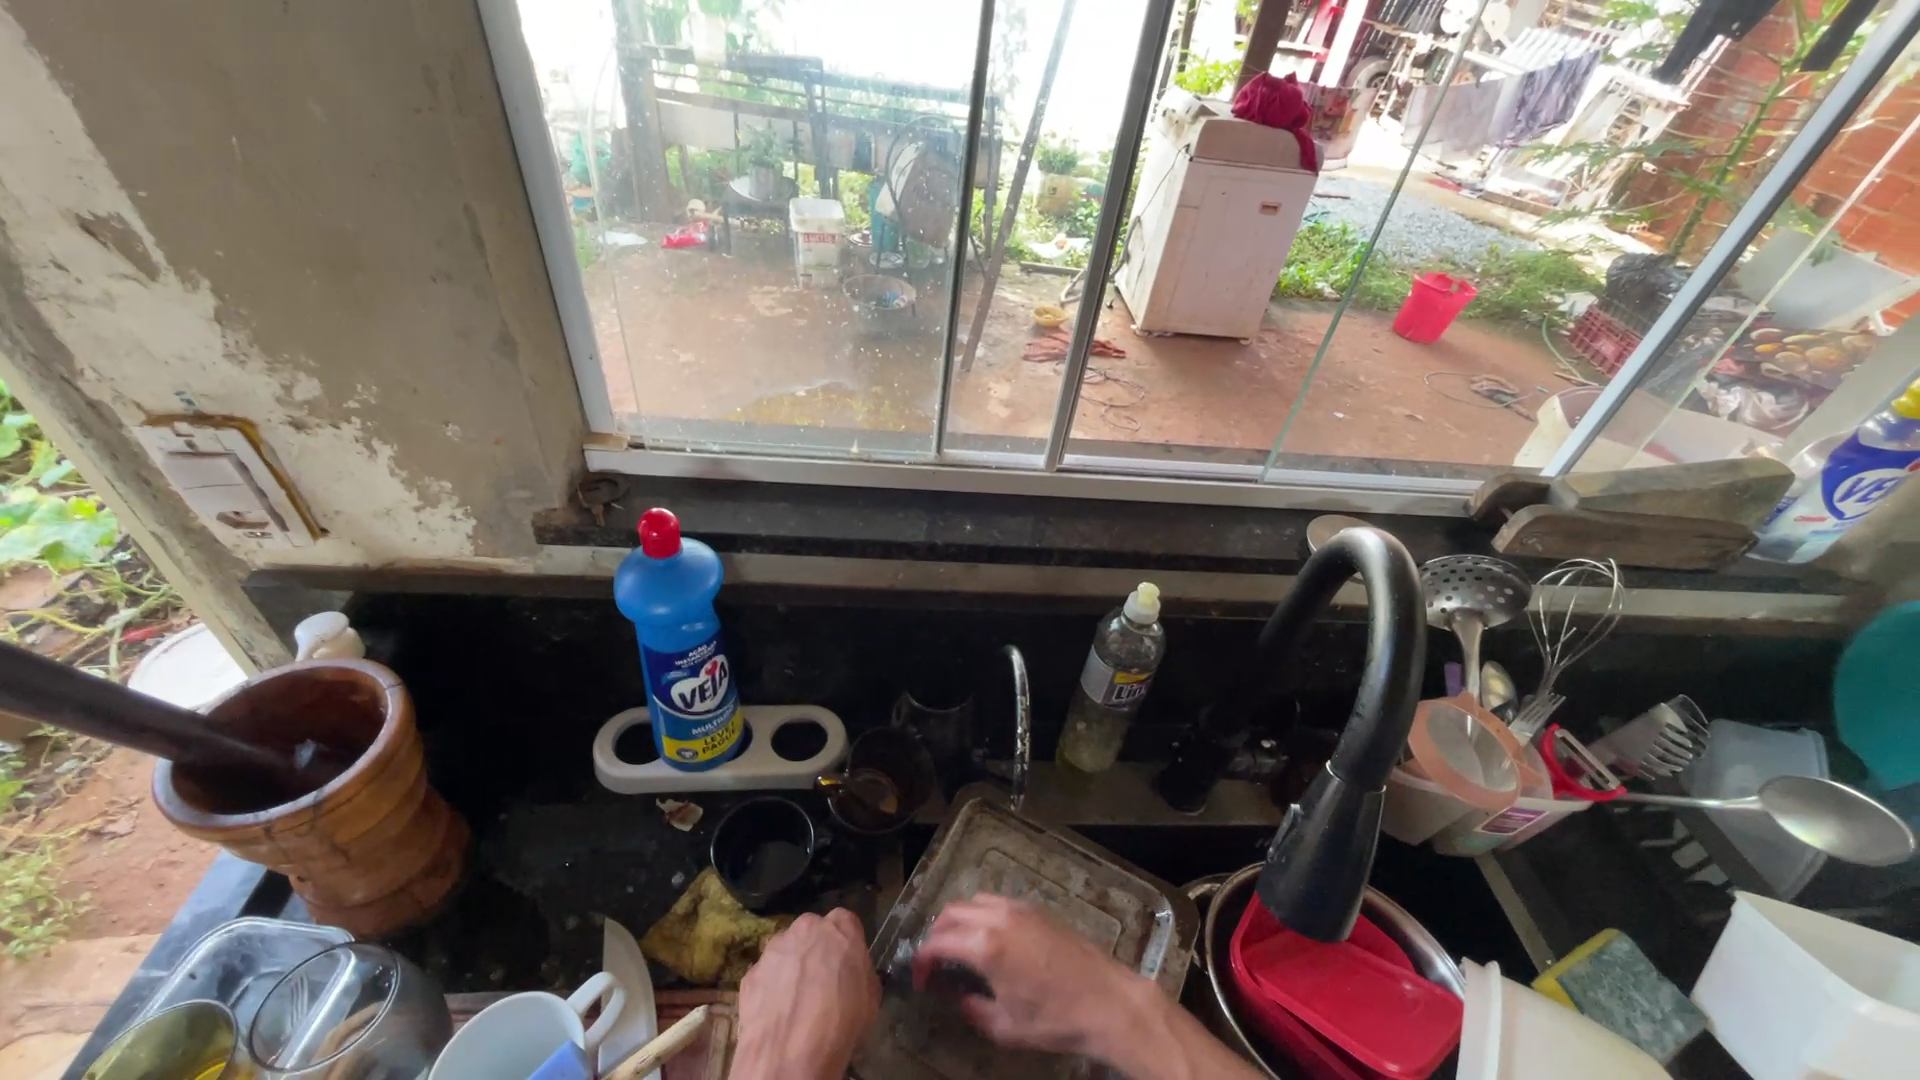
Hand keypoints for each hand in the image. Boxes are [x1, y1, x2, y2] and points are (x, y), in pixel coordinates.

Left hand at [733, 908, 879, 1079]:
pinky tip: (776, 1014)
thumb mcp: (871, 995)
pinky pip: (765, 975)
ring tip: (794, 1002)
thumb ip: (860, 971)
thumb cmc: (842, 1020)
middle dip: (815, 950)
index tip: (846, 964)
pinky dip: (770, 989)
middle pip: (811, 931)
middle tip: (820, 981)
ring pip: (785, 951)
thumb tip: (852, 973)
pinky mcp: (751, 972)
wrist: (791, 1052)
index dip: (845, 943)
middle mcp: (805, 928)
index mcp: (840, 927)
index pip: (845, 922)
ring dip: (790, 968)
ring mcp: (774, 948)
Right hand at [912, 894, 1148, 1057]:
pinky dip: (983, 913)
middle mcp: (998, 918)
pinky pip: (998, 901)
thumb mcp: (1006, 1027)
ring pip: (975, 901)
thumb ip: (974, 1009)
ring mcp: (1019, 909)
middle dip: (937, 935)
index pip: (938, 943)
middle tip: (935, 962)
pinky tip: (989, 938)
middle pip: (952, 912)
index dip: (922, 961)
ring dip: (959, 920)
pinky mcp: (1037, 910)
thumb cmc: (1055, 1019)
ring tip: (959, 946)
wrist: (1107, 1001)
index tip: (921, 979)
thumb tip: (960, 999)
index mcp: (985, 946)